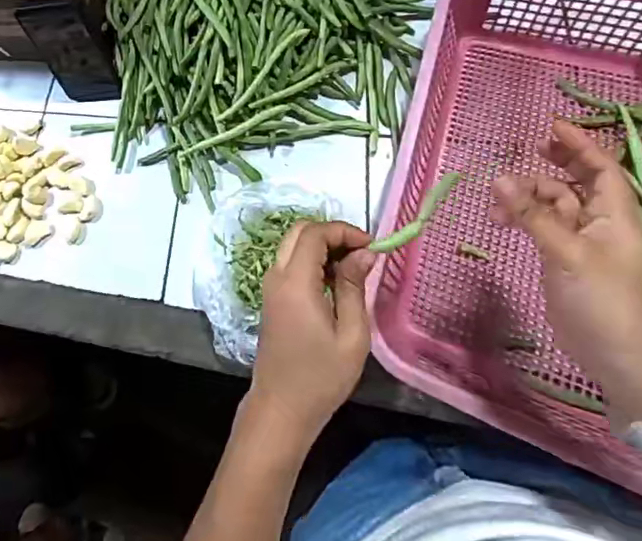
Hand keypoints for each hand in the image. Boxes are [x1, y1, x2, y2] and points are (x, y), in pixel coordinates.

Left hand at [246, 220, 377, 439]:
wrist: (281, 410)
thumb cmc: (320, 377)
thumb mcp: (351, 335)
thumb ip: (355, 287)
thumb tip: (365, 252)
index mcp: (295, 282)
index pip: (315, 233)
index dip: (344, 231)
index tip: (371, 246)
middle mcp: (277, 276)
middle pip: (301, 231)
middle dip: (333, 233)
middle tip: (361, 253)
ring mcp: (271, 286)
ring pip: (294, 244)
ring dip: (322, 246)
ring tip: (352, 268)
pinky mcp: (272, 297)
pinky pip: (290, 262)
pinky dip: (312, 260)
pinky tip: (334, 283)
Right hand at [492, 119, 641, 408]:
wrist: (620, 362)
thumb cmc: (605, 301)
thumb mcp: (567, 253)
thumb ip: (532, 215)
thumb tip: (498, 178)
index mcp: (616, 214)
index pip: (602, 167)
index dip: (580, 144)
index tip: (552, 125)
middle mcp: (601, 223)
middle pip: (580, 180)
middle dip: (556, 162)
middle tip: (529, 148)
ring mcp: (583, 243)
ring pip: (555, 204)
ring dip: (529, 196)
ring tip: (497, 202)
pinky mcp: (566, 261)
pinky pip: (543, 226)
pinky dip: (524, 218)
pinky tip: (503, 221)